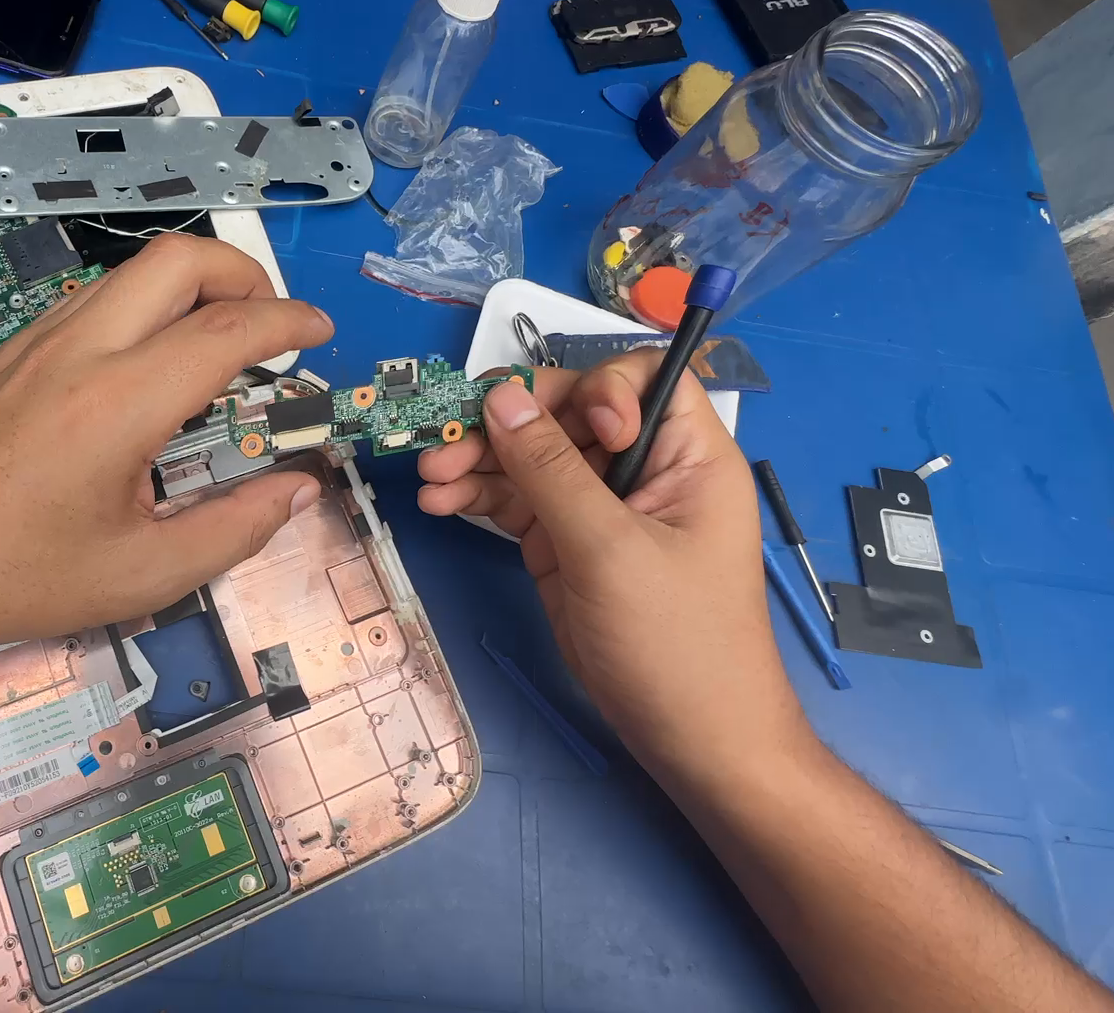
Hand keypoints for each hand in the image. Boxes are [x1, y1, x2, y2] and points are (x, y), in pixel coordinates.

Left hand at [0, 234, 332, 663]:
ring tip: (216, 347)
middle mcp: (77, 351)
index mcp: (118, 403)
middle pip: (178, 260)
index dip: (288, 322)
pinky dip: (144, 310)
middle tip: (270, 328)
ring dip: (190, 290)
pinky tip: (147, 368)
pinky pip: (93, 302)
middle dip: (243, 275)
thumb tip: (295, 489)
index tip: (318, 331)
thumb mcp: (145, 574)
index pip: (226, 330)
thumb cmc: (22, 579)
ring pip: (132, 275)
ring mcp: (35, 344)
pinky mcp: (10, 354)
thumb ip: (236, 529)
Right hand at [416, 353, 814, 785]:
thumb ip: (550, 469)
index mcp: (683, 455)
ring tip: (430, 479)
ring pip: (528, 457)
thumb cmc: (673, 637)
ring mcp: (593, 505)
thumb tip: (500, 397)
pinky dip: (475, 497)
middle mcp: (636, 468)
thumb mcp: (609, 547)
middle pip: (565, 414)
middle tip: (447, 445)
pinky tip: (439, 503)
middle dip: (506, 425)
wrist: (684, 733)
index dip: (601, 386)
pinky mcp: (559, 539)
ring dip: (476, 461)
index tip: (575, 426)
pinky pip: (512, 499)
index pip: (645, 379)